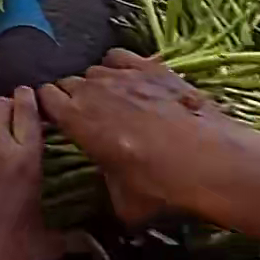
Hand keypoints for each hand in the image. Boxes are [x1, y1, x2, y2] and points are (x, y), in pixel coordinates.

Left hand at [0, 88, 64, 259]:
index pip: (28, 112)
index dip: (28, 100)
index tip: (27, 96)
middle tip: (8, 116)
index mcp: (26, 160)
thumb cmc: (9, 256)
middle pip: (1, 105)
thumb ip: (74, 239)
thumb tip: (98, 249)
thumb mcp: (48, 244)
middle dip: (7, 107)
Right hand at [38, 49, 259, 226]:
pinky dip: (119, 66)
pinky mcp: (148, 67)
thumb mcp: (124, 203)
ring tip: (113, 101)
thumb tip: (108, 194)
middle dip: (72, 96)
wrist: (216, 164)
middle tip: (88, 116)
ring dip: (96, 84)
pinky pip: (119, 57)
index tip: (59, 119)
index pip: (43, 96)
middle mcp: (91, 90)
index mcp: (76, 119)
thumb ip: (104, 186)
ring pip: (93, 70)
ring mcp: (121, 75)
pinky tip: (130, 81)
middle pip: (67, 82)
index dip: (50, 107)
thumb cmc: (164, 186)